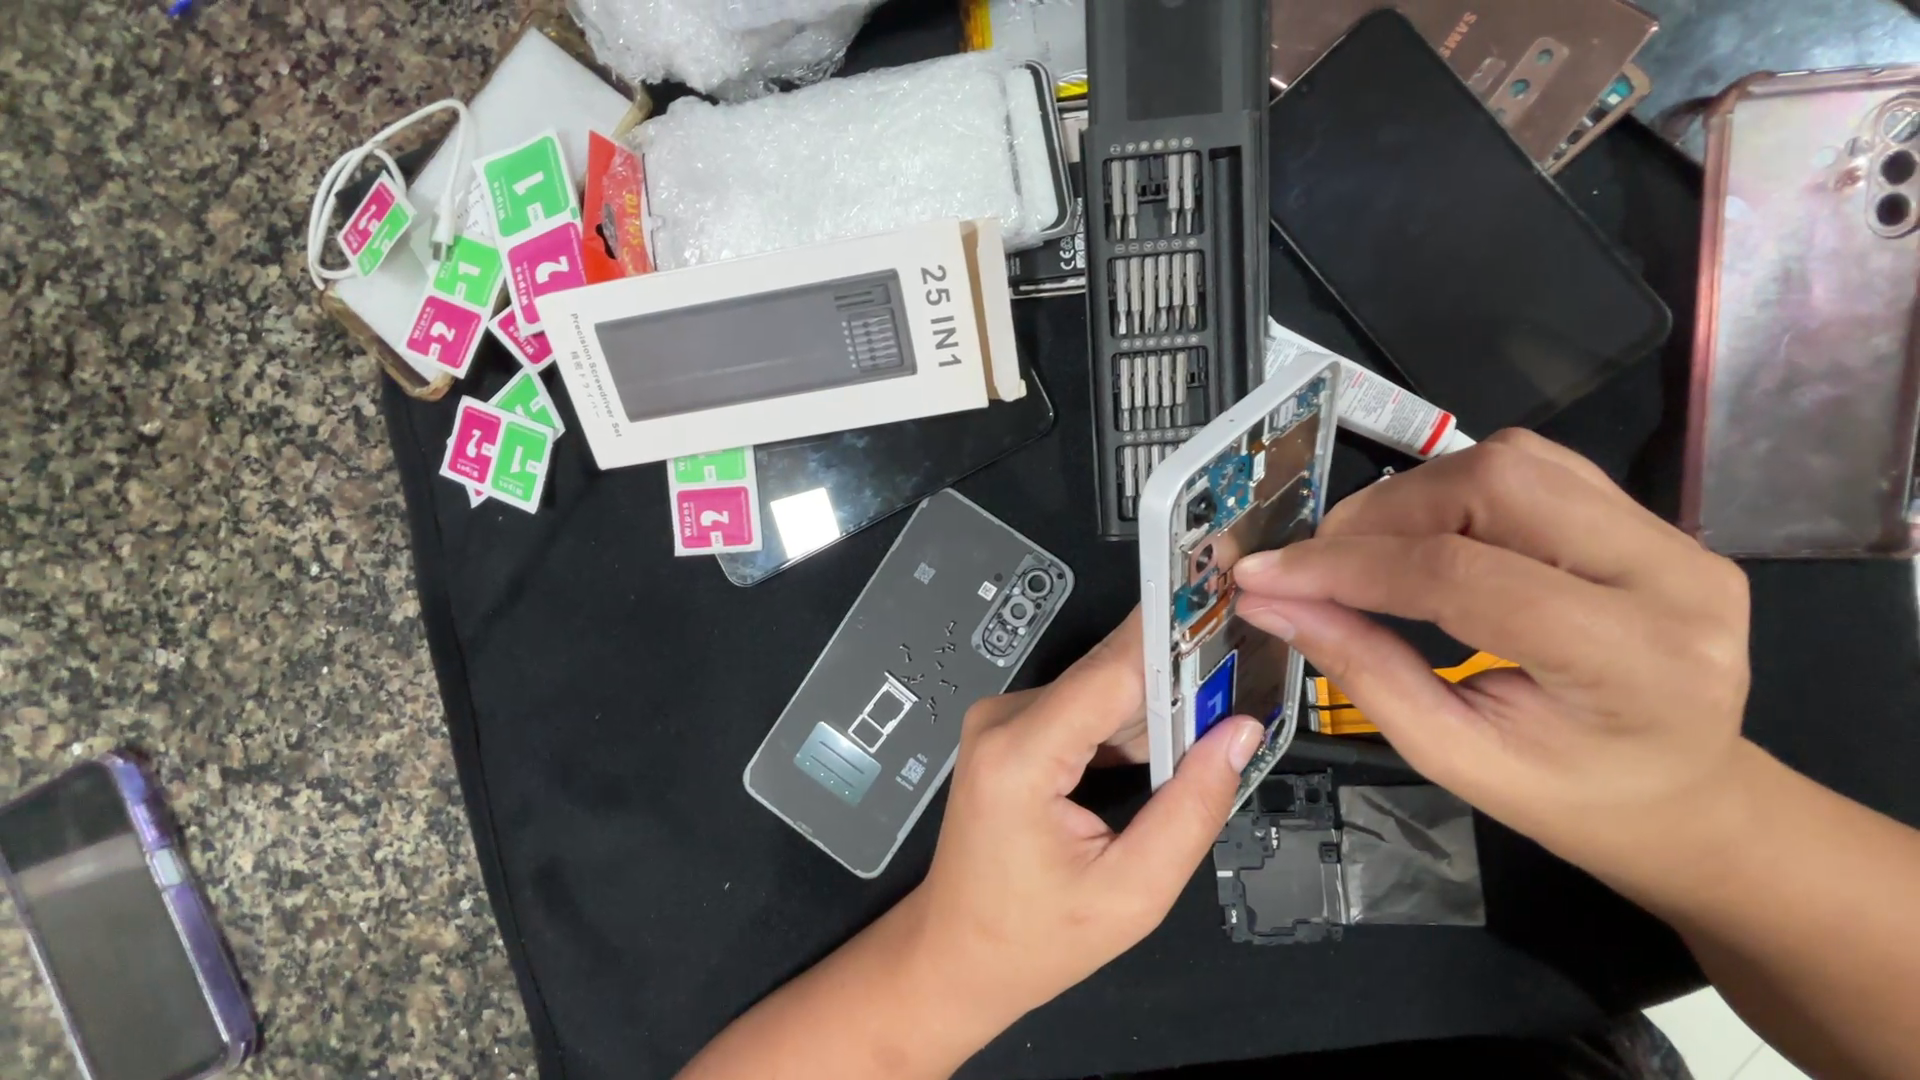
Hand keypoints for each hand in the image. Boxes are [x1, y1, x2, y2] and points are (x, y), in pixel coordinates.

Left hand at [908, 613, 1263, 1027]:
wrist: (959, 951)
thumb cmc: (1035, 938)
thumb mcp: (1132, 892)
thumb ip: (1192, 809)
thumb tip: (1240, 733)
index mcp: (1020, 754)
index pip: (1112, 672)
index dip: (1173, 637)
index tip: (1228, 605)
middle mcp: (1002, 719)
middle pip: (1107, 674)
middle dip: (1178, 672)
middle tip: (1247, 663)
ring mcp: (1002, 720)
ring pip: (1099, 688)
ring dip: (1156, 703)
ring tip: (1221, 708)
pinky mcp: (1011, 730)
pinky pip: (1082, 709)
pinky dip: (1127, 723)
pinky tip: (1170, 742)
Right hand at [1230, 430, 1752, 883]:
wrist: (1677, 792)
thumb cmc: (1566, 794)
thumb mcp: (1452, 754)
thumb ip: (1362, 668)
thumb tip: (1271, 601)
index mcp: (1635, 662)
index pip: (1462, 576)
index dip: (1346, 567)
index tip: (1263, 576)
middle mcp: (1669, 575)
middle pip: (1493, 484)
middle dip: (1378, 516)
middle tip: (1315, 565)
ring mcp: (1666, 534)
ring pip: (1508, 460)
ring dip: (1408, 496)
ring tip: (1363, 552)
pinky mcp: (1644, 516)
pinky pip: (1528, 465)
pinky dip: (1448, 488)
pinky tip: (1421, 534)